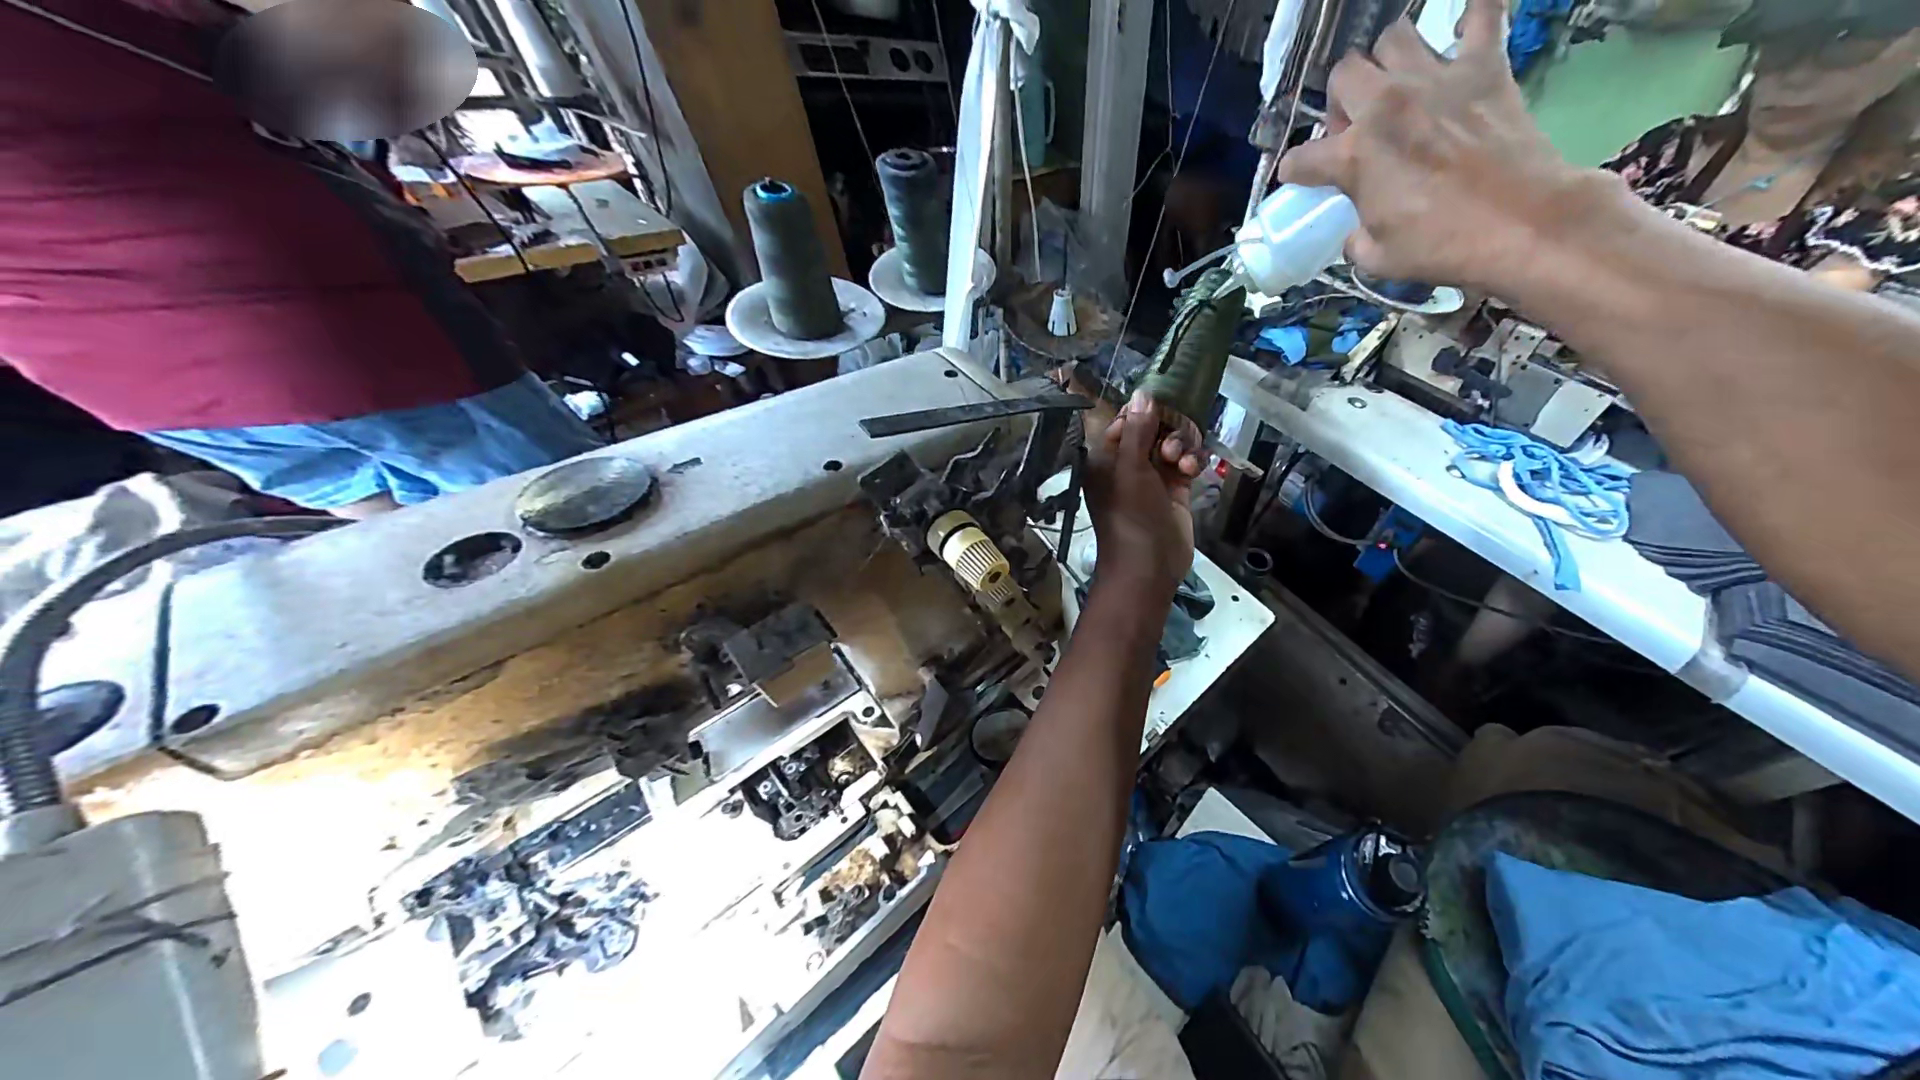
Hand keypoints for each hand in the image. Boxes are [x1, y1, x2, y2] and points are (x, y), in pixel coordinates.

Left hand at [1084, 391, 1201, 596]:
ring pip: (1173, 444)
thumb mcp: (1130, 469)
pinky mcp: (1176, 490)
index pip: (1125, 421)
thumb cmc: (1130, 515)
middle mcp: (1127, 464)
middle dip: (1168, 431)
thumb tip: (1143, 393)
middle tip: (1170, 449)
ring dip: (1182, 446)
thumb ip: (1138, 430)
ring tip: (1183, 464)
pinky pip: (1187, 462)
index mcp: (1105, 457)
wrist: (1149, 565)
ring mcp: (1153, 477)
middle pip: (1153, 429)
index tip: (1161, 412)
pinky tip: (1194, 470)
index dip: (1144, 414)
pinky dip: (1193, 461)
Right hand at [1274, 0, 1605, 292]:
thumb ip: (1355, 235)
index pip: (1300, 158)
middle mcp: (1385, 106)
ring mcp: (1436, 80)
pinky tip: (1463, 29)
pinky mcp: (1485, 67)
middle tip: (1356, 125)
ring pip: (1394, 36)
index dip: (1294, 171)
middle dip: (1342, 99)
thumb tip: (1358, 228)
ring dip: (1388, 59)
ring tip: (1398, 85)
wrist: (1521, 222)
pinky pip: (1483, 13)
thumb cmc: (1441, 246)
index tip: (1301, 178)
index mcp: (1352, 156)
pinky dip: (1473, 14)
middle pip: (1343, 75)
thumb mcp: (1376, 257)